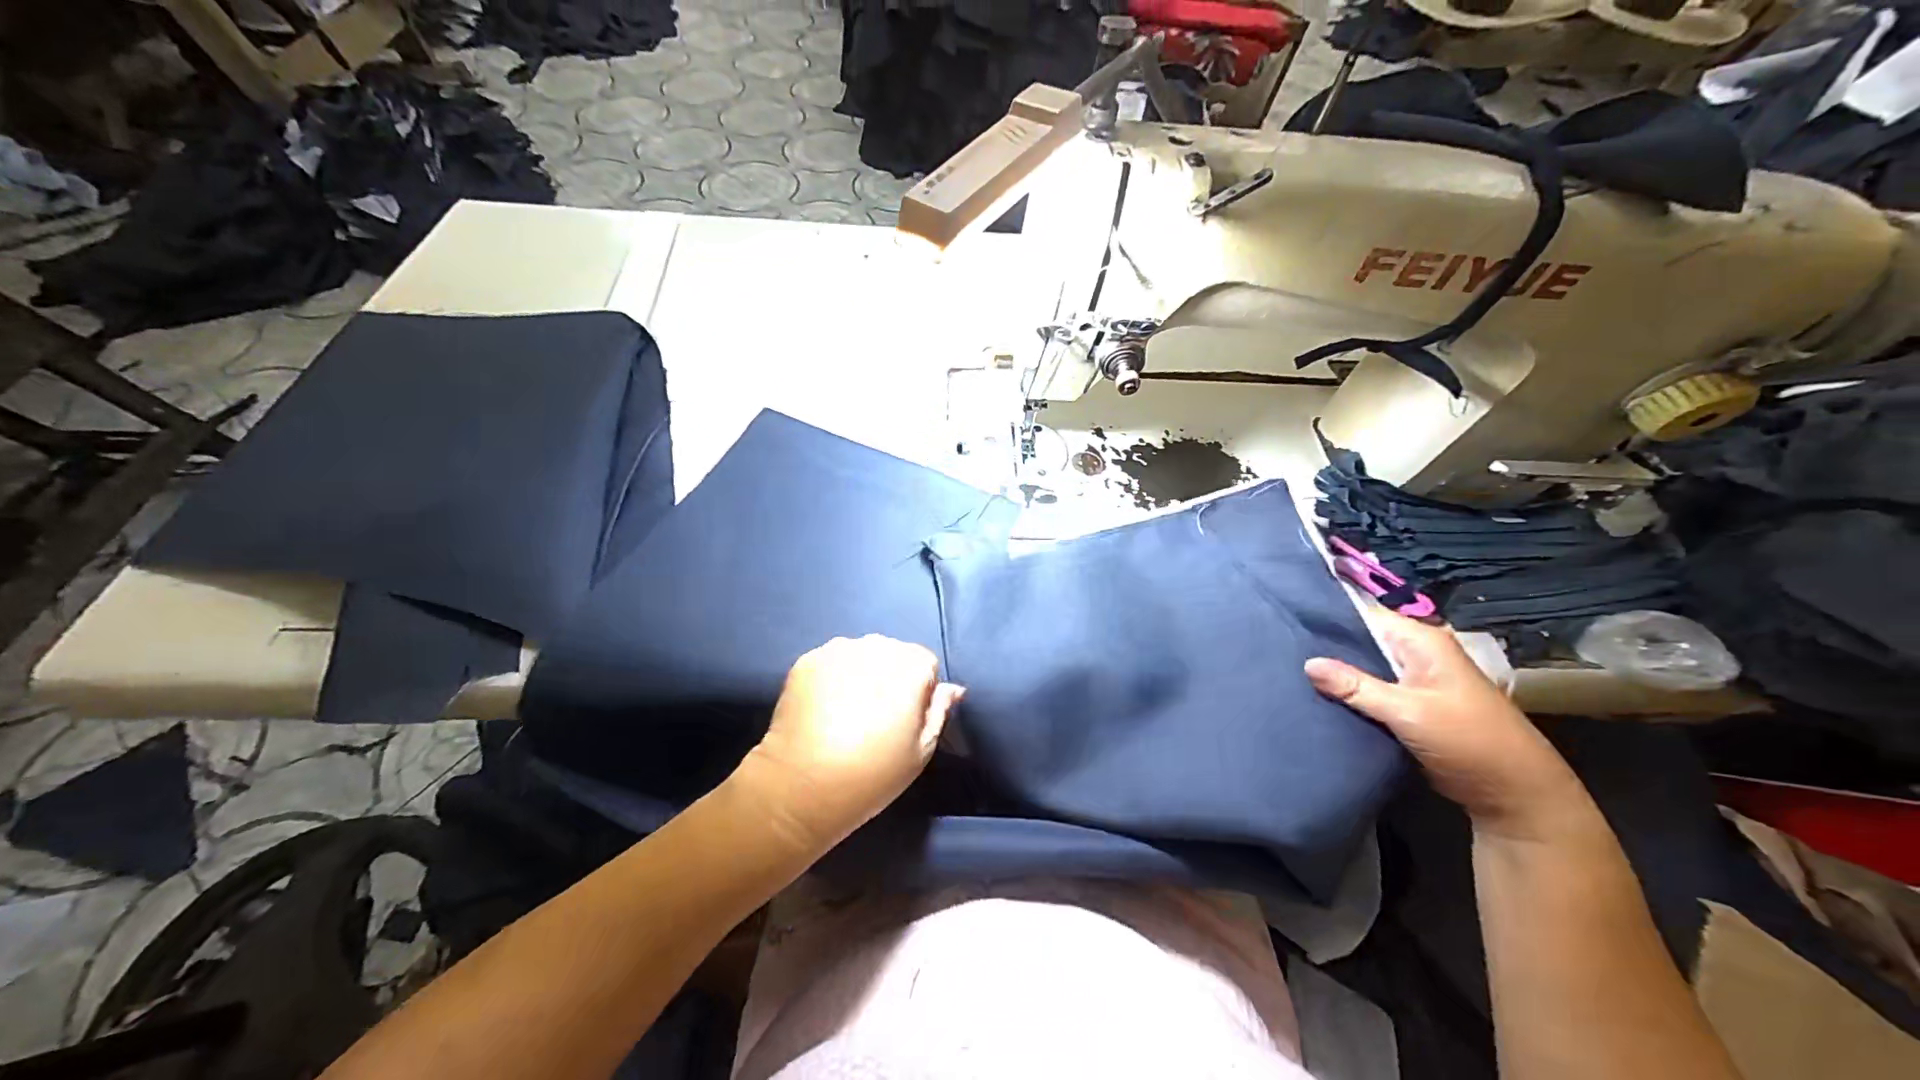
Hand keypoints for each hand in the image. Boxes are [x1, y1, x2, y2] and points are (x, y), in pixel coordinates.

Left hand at [734, 635, 962, 851]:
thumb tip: (952, 689)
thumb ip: (939, 711)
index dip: (920, 692)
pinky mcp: (807, 660)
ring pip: (860, 655)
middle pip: (893, 654)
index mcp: (910, 666)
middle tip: (876, 719)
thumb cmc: (872, 773)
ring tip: (847, 714)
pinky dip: (831, 679)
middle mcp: (876, 646)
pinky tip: (824, 710)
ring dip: (860, 675)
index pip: (927, 664)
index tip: (905, 721)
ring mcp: (837, 650)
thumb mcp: (921, 750)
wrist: (802, 786)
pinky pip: (830, 663)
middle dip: (890, 677)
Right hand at [1305, 612, 1594, 841]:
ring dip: (1334, 673)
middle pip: (1360, 640)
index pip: (1364, 614)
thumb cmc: (1468, 741)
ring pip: (1362, 667)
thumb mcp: (1408, 712)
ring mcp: (1412, 681)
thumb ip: (1356, 686)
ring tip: (1286, 668)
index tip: (1286, 617)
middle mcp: (1416, 654)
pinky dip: (1347, 694)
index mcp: (1422, 641)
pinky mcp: (1407, 706)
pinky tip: (1315, 695)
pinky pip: (1368, 691)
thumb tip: (1307, 662)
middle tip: (1279, 646)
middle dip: (1325, 646)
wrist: (1513, 794)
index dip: (1326, 615)